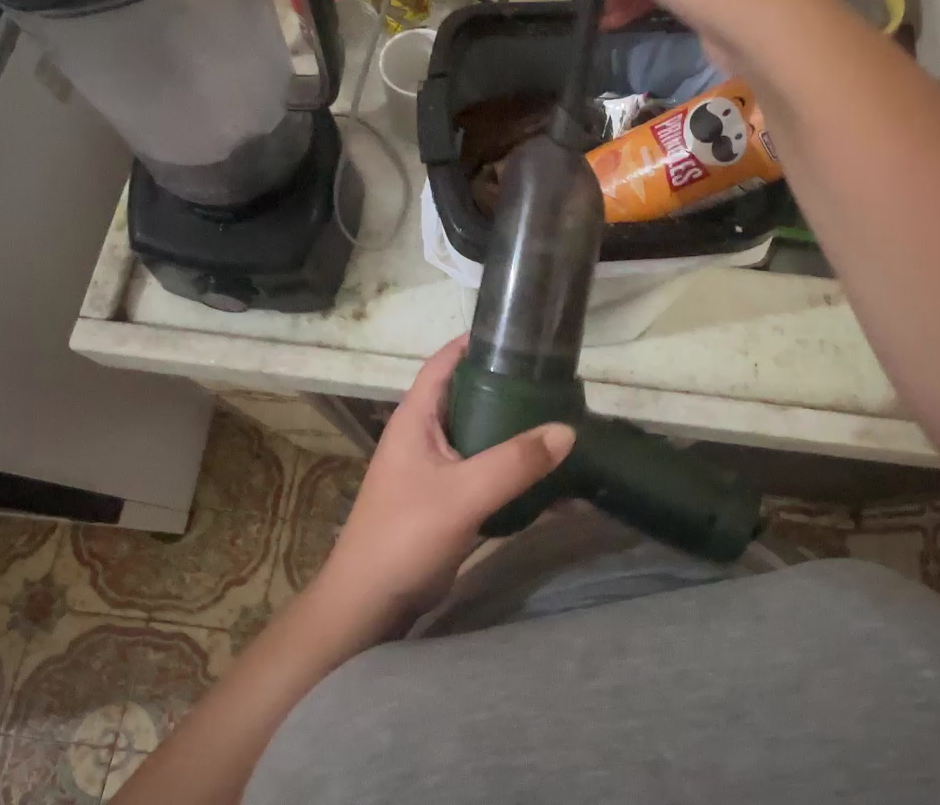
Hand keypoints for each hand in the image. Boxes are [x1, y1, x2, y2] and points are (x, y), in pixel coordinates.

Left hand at [314, 338, 574, 629]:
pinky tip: (551, 477)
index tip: (521, 334)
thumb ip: (514, 462)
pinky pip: (488, 474)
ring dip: (516, 431)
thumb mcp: (463, 493)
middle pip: (470, 397)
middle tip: (557, 382)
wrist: (372, 604)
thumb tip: (567, 431)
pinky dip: (516, 472)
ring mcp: (437, 470)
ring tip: (562, 421)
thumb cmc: (405, 535)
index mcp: (417, 418)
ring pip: (482, 436)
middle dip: (509, 387)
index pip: (445, 363)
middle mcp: (426, 436)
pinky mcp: (450, 501)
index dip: (476, 342)